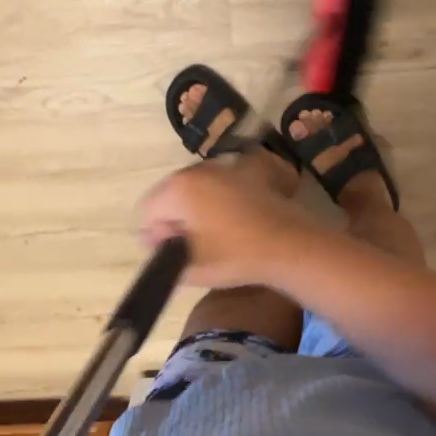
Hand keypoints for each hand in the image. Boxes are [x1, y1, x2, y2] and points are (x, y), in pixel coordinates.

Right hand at [137, 161, 339, 288]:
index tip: (169, 255)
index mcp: (178, 189)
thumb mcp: (192, 268)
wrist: (289, 244)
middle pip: (168, 195)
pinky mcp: (246, 172)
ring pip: (193, 189)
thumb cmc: (235, 256)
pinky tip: (229, 225)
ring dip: (193, 211)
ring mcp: (223, 167)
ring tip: (209, 238)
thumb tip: (157, 245)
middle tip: (187, 248)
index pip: (146, 211)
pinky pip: (217, 187)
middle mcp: (197, 170)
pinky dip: (215, 203)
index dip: (152, 236)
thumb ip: (163, 258)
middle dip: (172, 220)